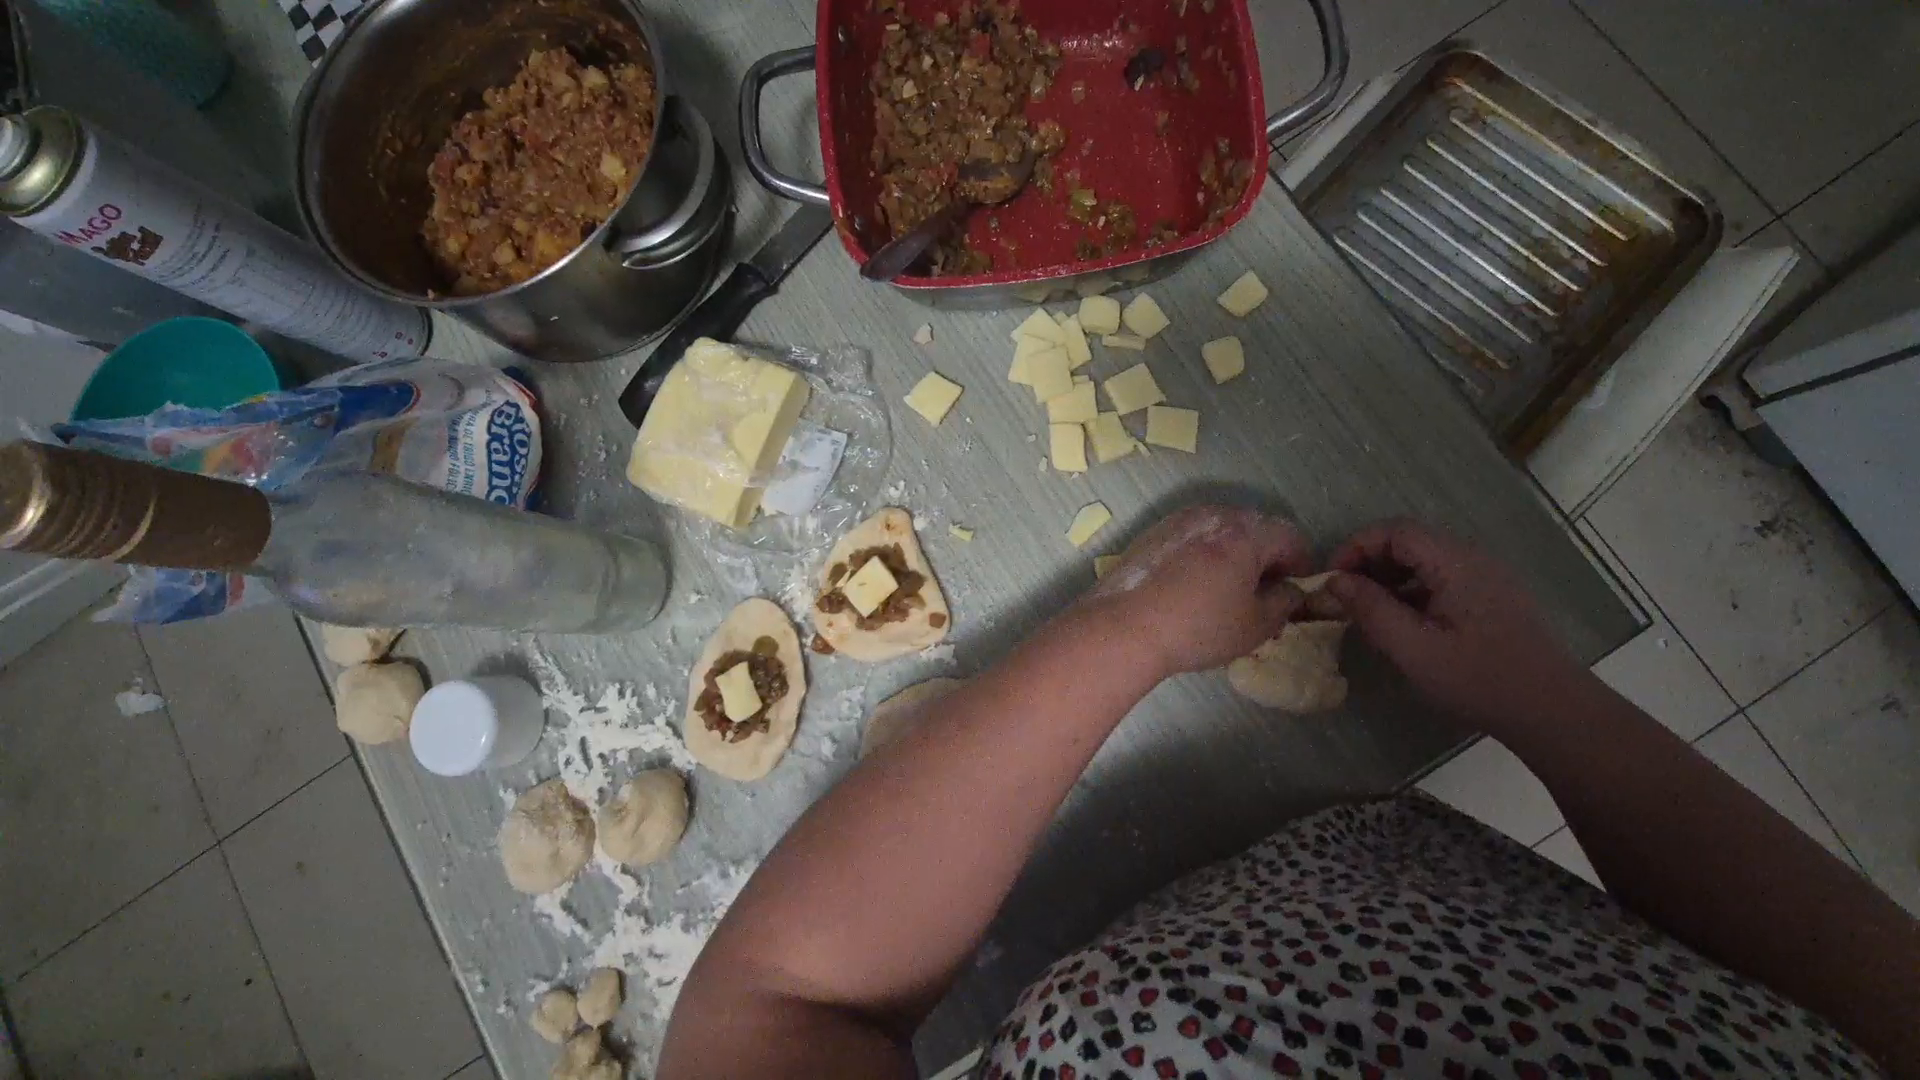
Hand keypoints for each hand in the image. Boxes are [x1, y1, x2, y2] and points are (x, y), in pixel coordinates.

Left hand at [1092, 505, 1314, 675]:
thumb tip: (1289, 590)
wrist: (1123, 627)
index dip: (1301, 563)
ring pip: (1220, 532)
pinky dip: (1203, 556)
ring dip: (1233, 555)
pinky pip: (1192, 539)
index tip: (1295, 590)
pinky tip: (1193, 588)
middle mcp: (1212, 515)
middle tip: (1263, 593)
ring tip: (1227, 592)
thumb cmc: (1198, 627)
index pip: (1290, 535)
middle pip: (1254, 528)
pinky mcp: (1151, 534)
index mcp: (1245, 531)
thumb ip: (1283, 603)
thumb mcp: (1255, 625)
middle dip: (1266, 557)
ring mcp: (1177, 521)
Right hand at [1325, 520, 1586, 730]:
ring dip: (1388, 579)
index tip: (1331, 579)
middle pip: (1410, 542)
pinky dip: (1411, 591)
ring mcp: (1486, 578)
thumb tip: (1335, 581)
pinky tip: (1400, 623)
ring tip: (1366, 612)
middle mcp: (1473, 559)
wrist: (1552, 712)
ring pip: (1424, 562)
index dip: (1356, 547)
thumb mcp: (1413, 647)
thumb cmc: (1478, 679)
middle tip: (1343, 597)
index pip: (1395, 531)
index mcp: (1456, 563)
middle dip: (1369, 563)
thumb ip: (1371, 609)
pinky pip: (1441, 579)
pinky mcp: (1491, 598)